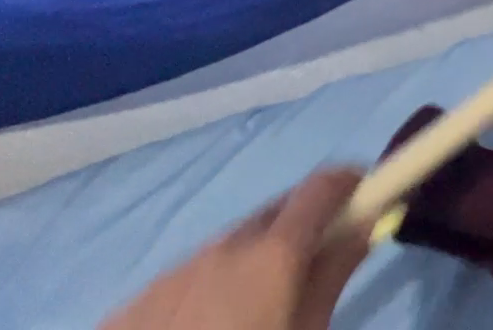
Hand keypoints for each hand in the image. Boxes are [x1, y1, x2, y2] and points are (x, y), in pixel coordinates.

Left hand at [101, 167, 371, 329]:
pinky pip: (182, 278)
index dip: (352, 183)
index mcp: (273, 252)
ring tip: (250, 310)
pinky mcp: (124, 309)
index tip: (368, 199)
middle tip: (315, 263)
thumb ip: (336, 271)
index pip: (324, 183)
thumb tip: (367, 222)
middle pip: (276, 211)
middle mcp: (221, 248)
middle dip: (303, 223)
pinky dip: (205, 287)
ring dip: (252, 257)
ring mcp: (167, 276)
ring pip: (227, 245)